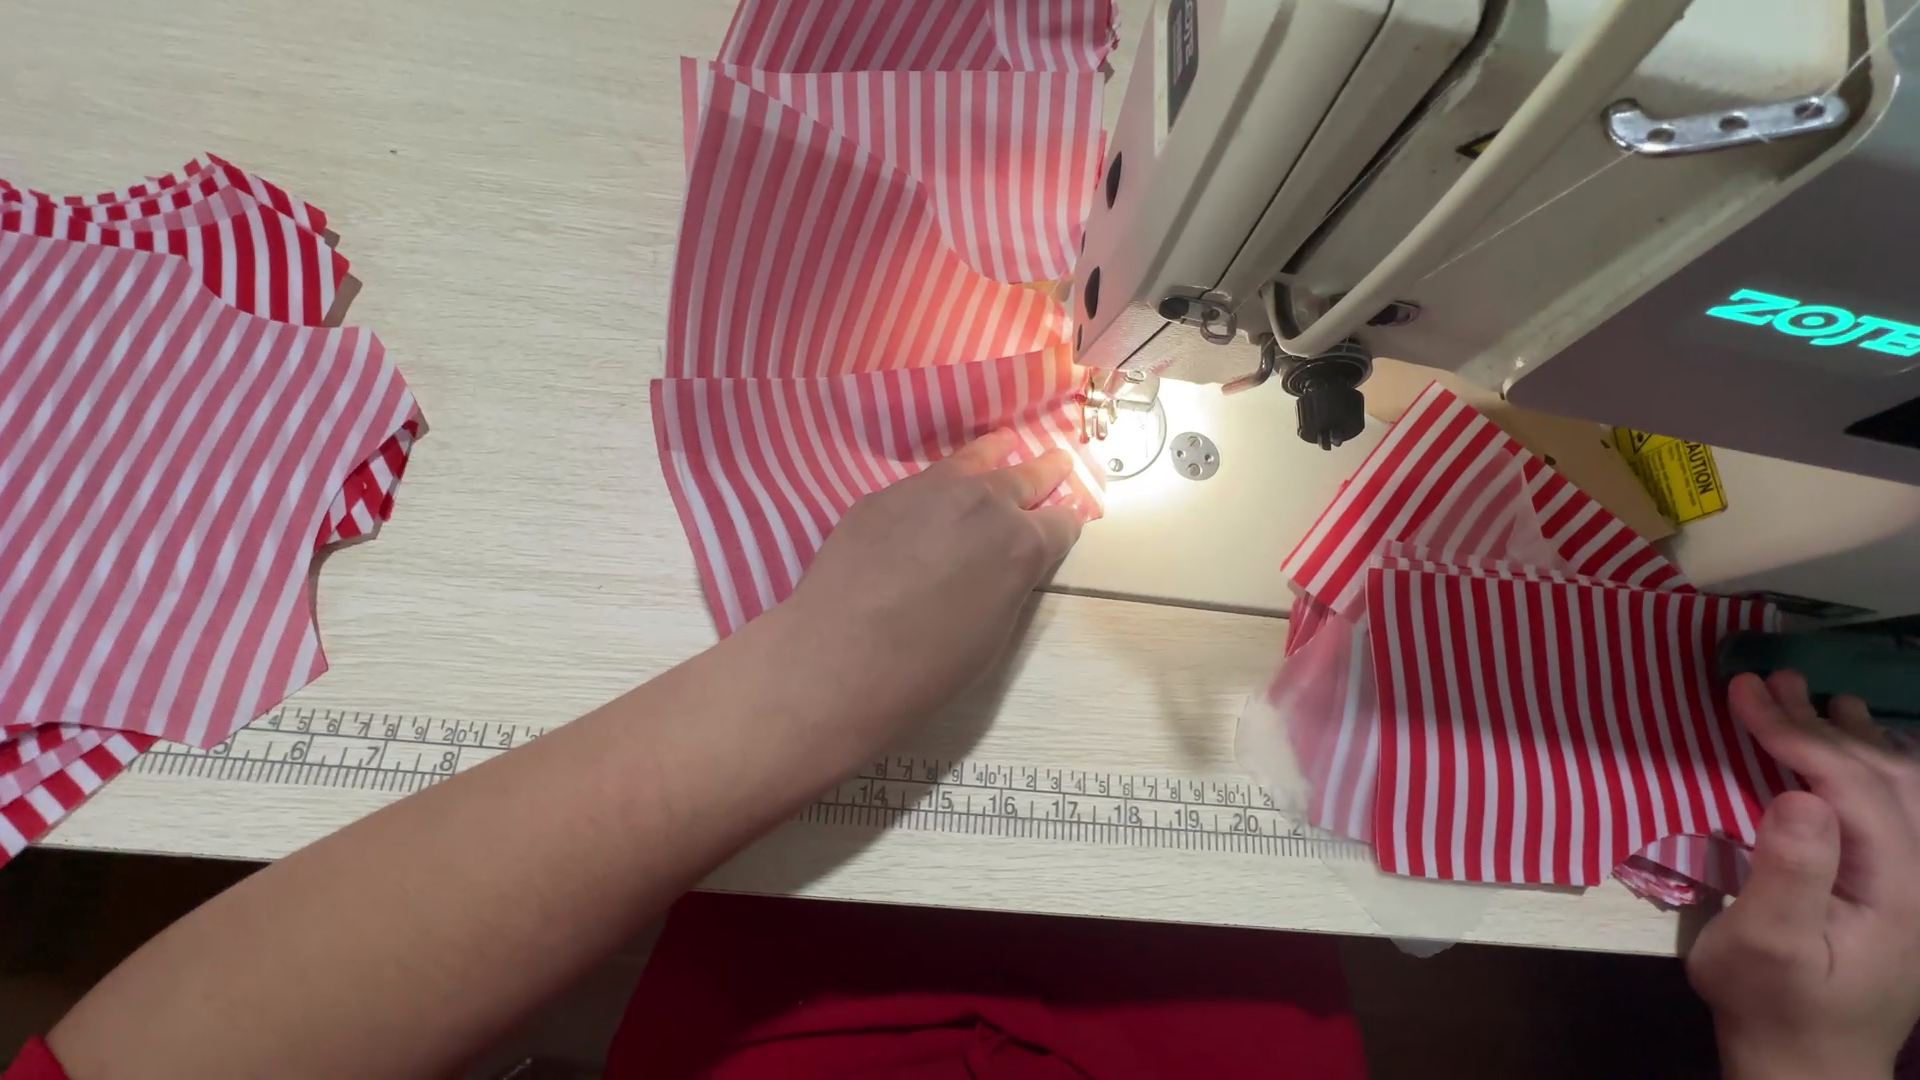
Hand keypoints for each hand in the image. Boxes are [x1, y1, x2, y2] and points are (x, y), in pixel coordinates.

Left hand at [769, 430, 1085, 741]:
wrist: (841, 656)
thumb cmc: (929, 666)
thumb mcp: (994, 632)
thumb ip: (1008, 584)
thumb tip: (1005, 565)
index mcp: (1021, 543)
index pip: (1062, 523)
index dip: (1065, 527)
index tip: (1064, 525)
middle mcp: (983, 503)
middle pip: (1025, 476)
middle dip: (1046, 472)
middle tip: (1059, 460)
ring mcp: (929, 491)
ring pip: (973, 460)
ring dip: (992, 456)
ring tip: (1001, 444)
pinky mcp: (883, 494)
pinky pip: (923, 482)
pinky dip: (938, 486)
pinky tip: (929, 500)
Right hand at [1688, 671, 1919, 1079]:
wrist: (1807, 1052)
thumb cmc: (1769, 994)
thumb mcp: (1764, 940)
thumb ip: (1789, 871)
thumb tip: (1796, 796)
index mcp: (1894, 887)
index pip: (1851, 785)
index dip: (1795, 731)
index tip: (1739, 690)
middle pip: (1882, 778)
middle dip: (1817, 722)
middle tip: (1761, 679)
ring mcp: (1914, 883)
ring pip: (1900, 789)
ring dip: (1852, 737)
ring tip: (1812, 696)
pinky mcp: (1894, 887)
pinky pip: (1894, 808)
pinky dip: (1871, 765)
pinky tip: (1858, 749)